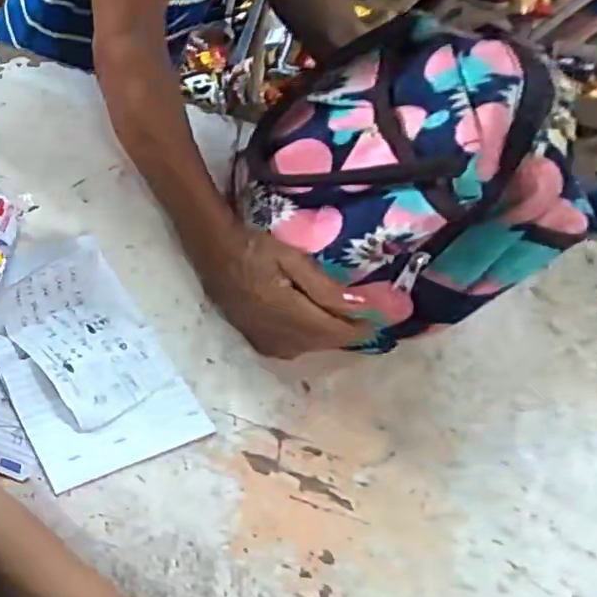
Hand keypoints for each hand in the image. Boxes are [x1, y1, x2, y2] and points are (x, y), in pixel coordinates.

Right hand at [194, 226, 369, 358]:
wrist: (211, 253)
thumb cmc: (253, 249)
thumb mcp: (292, 260)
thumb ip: (326, 288)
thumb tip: (364, 309)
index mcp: (288, 315)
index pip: (339, 332)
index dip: (365, 326)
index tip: (385, 312)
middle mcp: (277, 336)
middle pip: (326, 343)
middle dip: (347, 329)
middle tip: (364, 310)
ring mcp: (263, 341)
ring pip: (310, 347)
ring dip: (327, 334)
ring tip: (336, 314)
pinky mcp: (254, 339)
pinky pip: (291, 347)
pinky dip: (307, 337)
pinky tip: (308, 321)